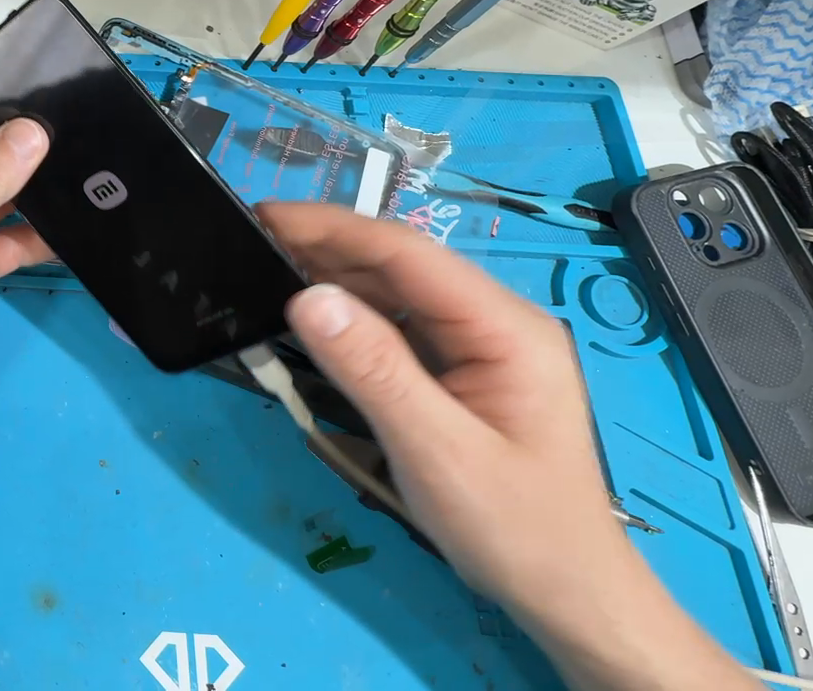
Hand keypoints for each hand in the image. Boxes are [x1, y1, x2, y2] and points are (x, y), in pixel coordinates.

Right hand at [257, 203, 757, 688]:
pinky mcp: (450, 363)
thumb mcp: (436, 451)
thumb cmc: (514, 527)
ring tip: (258, 264)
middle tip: (245, 241)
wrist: (567, 596)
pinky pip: (386, 320)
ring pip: (386, 286)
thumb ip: (373, 371)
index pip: (403, 253)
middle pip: (393, 261)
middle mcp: (488, 319)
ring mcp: (470, 340)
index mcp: (502, 327)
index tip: (260, 217)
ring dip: (323, 271)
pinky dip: (338, 308)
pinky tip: (300, 308)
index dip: (328, 227)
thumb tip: (305, 297)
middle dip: (318, 243)